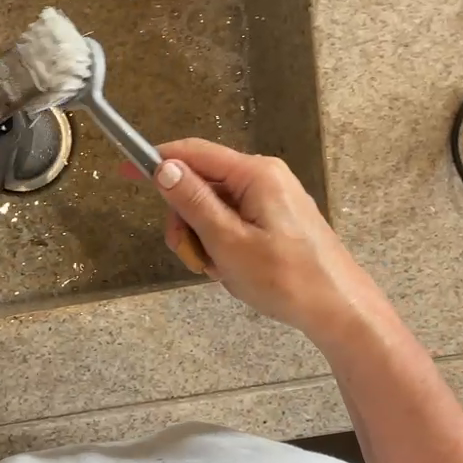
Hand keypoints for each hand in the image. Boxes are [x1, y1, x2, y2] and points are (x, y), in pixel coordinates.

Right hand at [147, 138, 379, 344]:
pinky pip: (230, 223)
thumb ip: (193, 202)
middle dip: (185, 221)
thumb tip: (163, 168)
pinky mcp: (274, 220)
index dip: (156, 161)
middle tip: (193, 257)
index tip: (124, 171)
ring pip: (211, 209)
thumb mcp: (228, 241)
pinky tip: (230, 270)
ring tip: (218, 270)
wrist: (338, 309)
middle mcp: (263, 178)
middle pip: (200, 185)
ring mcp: (270, 199)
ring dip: (202, 240)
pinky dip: (220, 246)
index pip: (193, 153)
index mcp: (255, 174)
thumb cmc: (285, 278)